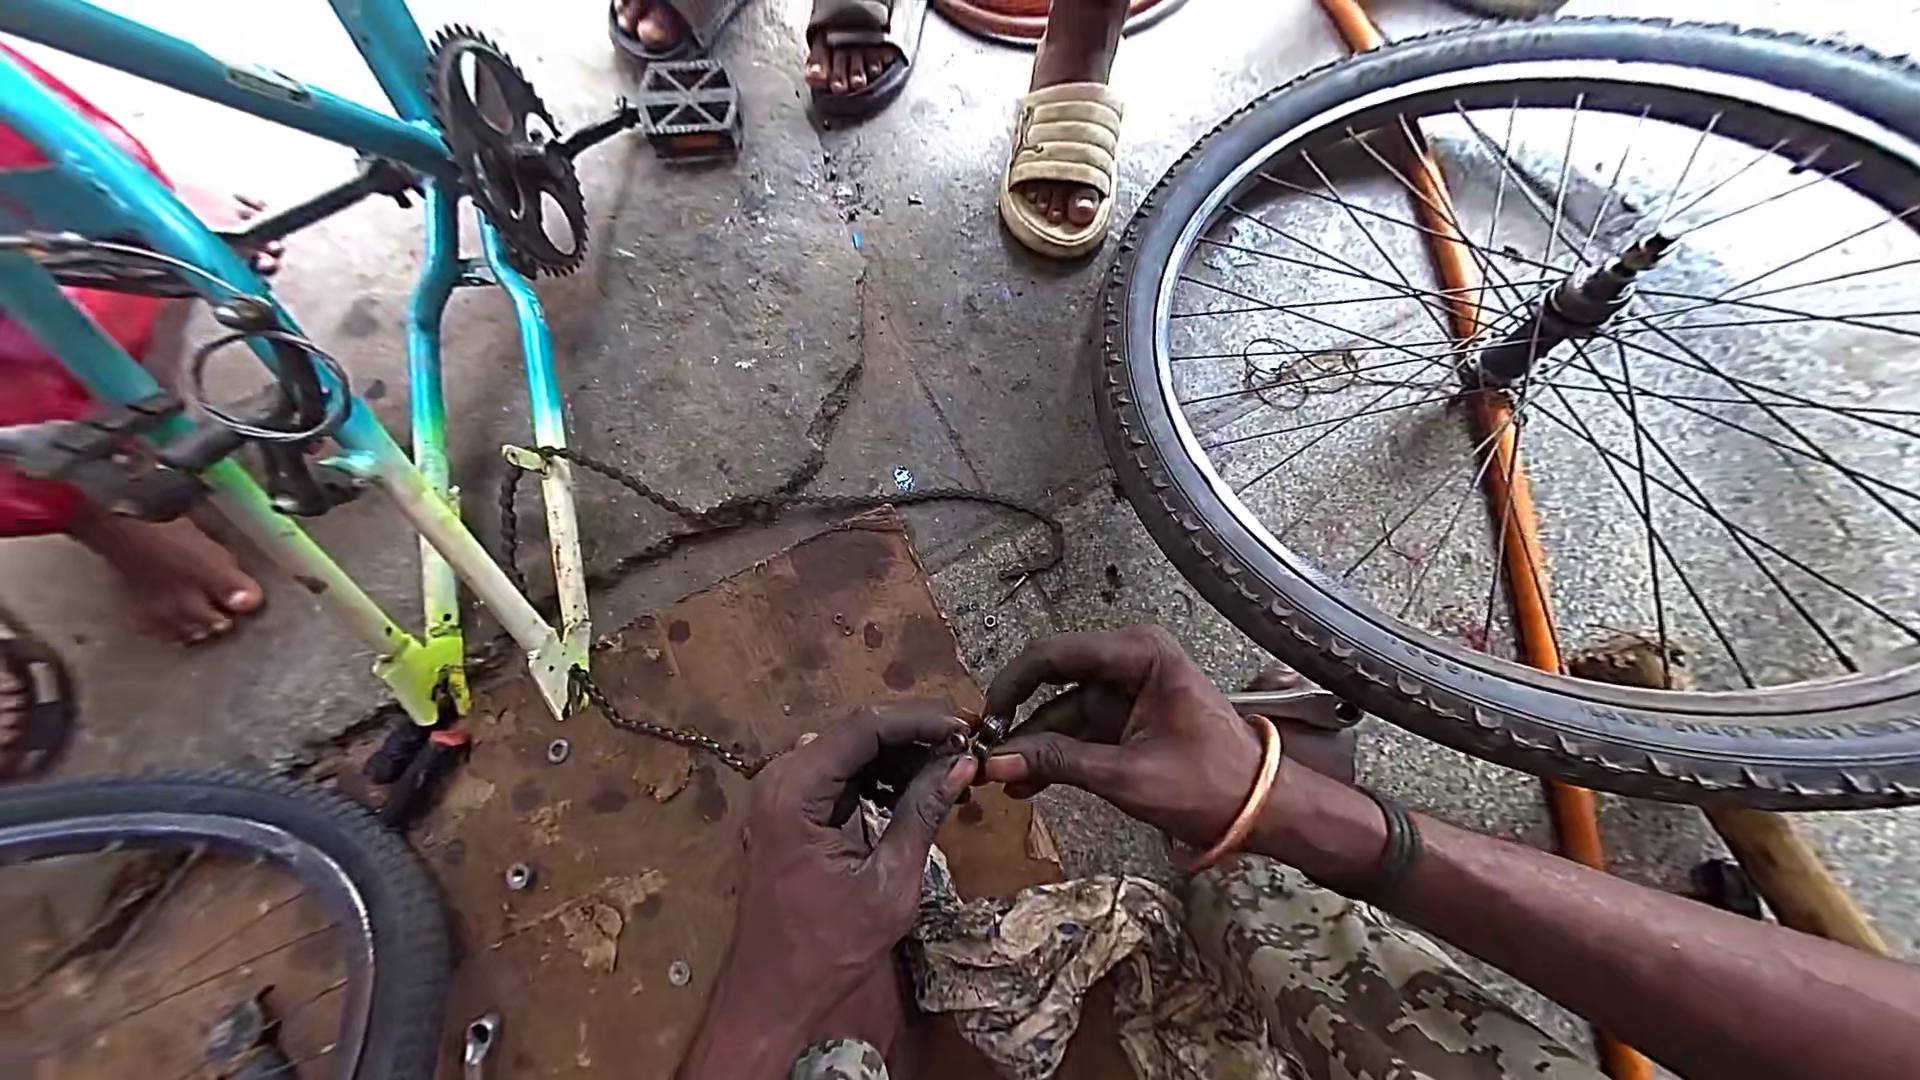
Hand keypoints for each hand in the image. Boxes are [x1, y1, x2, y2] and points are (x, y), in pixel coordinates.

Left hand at [683, 703, 976, 1079]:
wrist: (771, 996)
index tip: (964, 729)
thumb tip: (964, 763)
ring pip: (860, 747)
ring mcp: (790, 786)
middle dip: (918, 735)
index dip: (919, 720)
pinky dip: (888, 774)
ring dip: (907, 754)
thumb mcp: (888, 884)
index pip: (864, 727)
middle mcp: (786, 775)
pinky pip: (851, 770)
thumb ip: (922, 813)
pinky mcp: (800, 800)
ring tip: (953, 768)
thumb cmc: (827, 950)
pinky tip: (923, 787)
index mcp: (796, 791)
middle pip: (862, 731)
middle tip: (966, 747)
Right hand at [981, 626, 1260, 847]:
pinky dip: (1056, 752)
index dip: (1014, 683)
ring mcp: (1125, 689)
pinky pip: (1079, 728)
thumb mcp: (1128, 775)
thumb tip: (997, 762)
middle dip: (1022, 717)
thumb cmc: (1212, 785)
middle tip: (988, 747)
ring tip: (1003, 776)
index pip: (1056, 654)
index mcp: (1139, 654)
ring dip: (1035, 742)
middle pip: (1055, 679)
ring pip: (1062, 708)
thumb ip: (1059, 762)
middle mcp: (1129, 661)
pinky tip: (1028, 778)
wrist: (1266, 812)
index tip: (987, 716)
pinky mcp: (1125, 716)